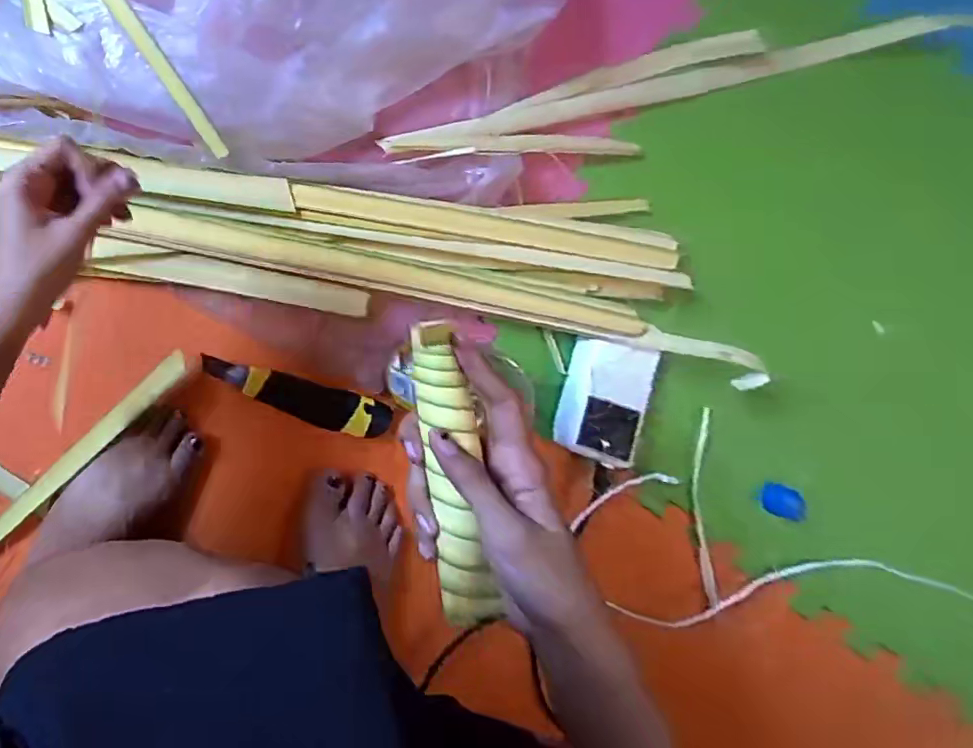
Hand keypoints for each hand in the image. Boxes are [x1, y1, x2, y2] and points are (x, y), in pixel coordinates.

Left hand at [0, 137, 137, 329]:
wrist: (12, 312)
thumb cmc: (37, 272)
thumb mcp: (74, 234)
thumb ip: (103, 201)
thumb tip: (132, 176)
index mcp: (23, 178)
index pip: (65, 149)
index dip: (89, 167)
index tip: (101, 198)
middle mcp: (27, 181)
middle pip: (73, 163)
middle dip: (100, 182)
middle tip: (128, 203)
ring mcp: (35, 199)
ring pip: (76, 182)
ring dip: (101, 196)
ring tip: (124, 217)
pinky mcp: (43, 216)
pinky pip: (72, 201)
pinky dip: (92, 209)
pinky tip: (111, 222)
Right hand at [398, 347, 606, 636]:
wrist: (557, 629)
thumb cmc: (542, 575)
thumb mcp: (504, 528)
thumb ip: (469, 479)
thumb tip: (436, 432)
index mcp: (517, 463)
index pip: (497, 403)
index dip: (478, 369)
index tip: (452, 343)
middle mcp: (497, 467)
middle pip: (452, 429)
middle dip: (426, 441)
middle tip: (414, 454)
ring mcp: (482, 489)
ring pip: (437, 466)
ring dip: (426, 495)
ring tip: (434, 532)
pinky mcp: (470, 511)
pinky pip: (438, 497)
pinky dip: (429, 519)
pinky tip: (435, 547)